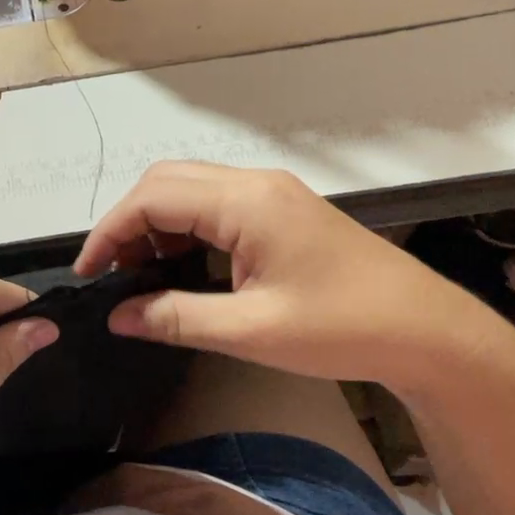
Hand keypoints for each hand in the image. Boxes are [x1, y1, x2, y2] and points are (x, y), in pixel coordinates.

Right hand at [74, 162, 511, 391]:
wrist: (426, 333)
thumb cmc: (340, 328)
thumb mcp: (248, 331)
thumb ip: (175, 318)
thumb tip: (117, 316)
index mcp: (247, 203)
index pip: (153, 199)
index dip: (109, 233)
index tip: (88, 276)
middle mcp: (256, 185)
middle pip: (166, 182)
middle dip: (127, 223)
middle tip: (111, 274)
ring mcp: (272, 196)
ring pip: (189, 191)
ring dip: (155, 227)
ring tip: (141, 276)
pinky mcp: (281, 213)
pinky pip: (214, 207)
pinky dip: (183, 231)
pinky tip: (181, 269)